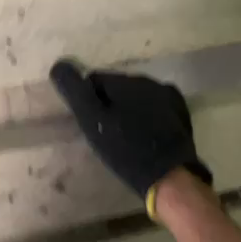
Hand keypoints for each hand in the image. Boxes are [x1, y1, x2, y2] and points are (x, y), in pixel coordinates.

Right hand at [50, 60, 210, 211]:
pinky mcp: (181, 113)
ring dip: (129, 109)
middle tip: (107, 133)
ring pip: (137, 96)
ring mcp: (168, 96)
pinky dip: (148, 116)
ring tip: (126, 136)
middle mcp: (148, 81)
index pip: (95, 80)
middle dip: (109, 103)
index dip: (88, 101)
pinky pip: (155, 107)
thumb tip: (59, 65)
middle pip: (118, 87)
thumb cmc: (126, 150)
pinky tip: (146, 137)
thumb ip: (76, 93)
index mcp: (125, 81)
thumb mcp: (94, 122)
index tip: (91, 123)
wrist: (170, 176)